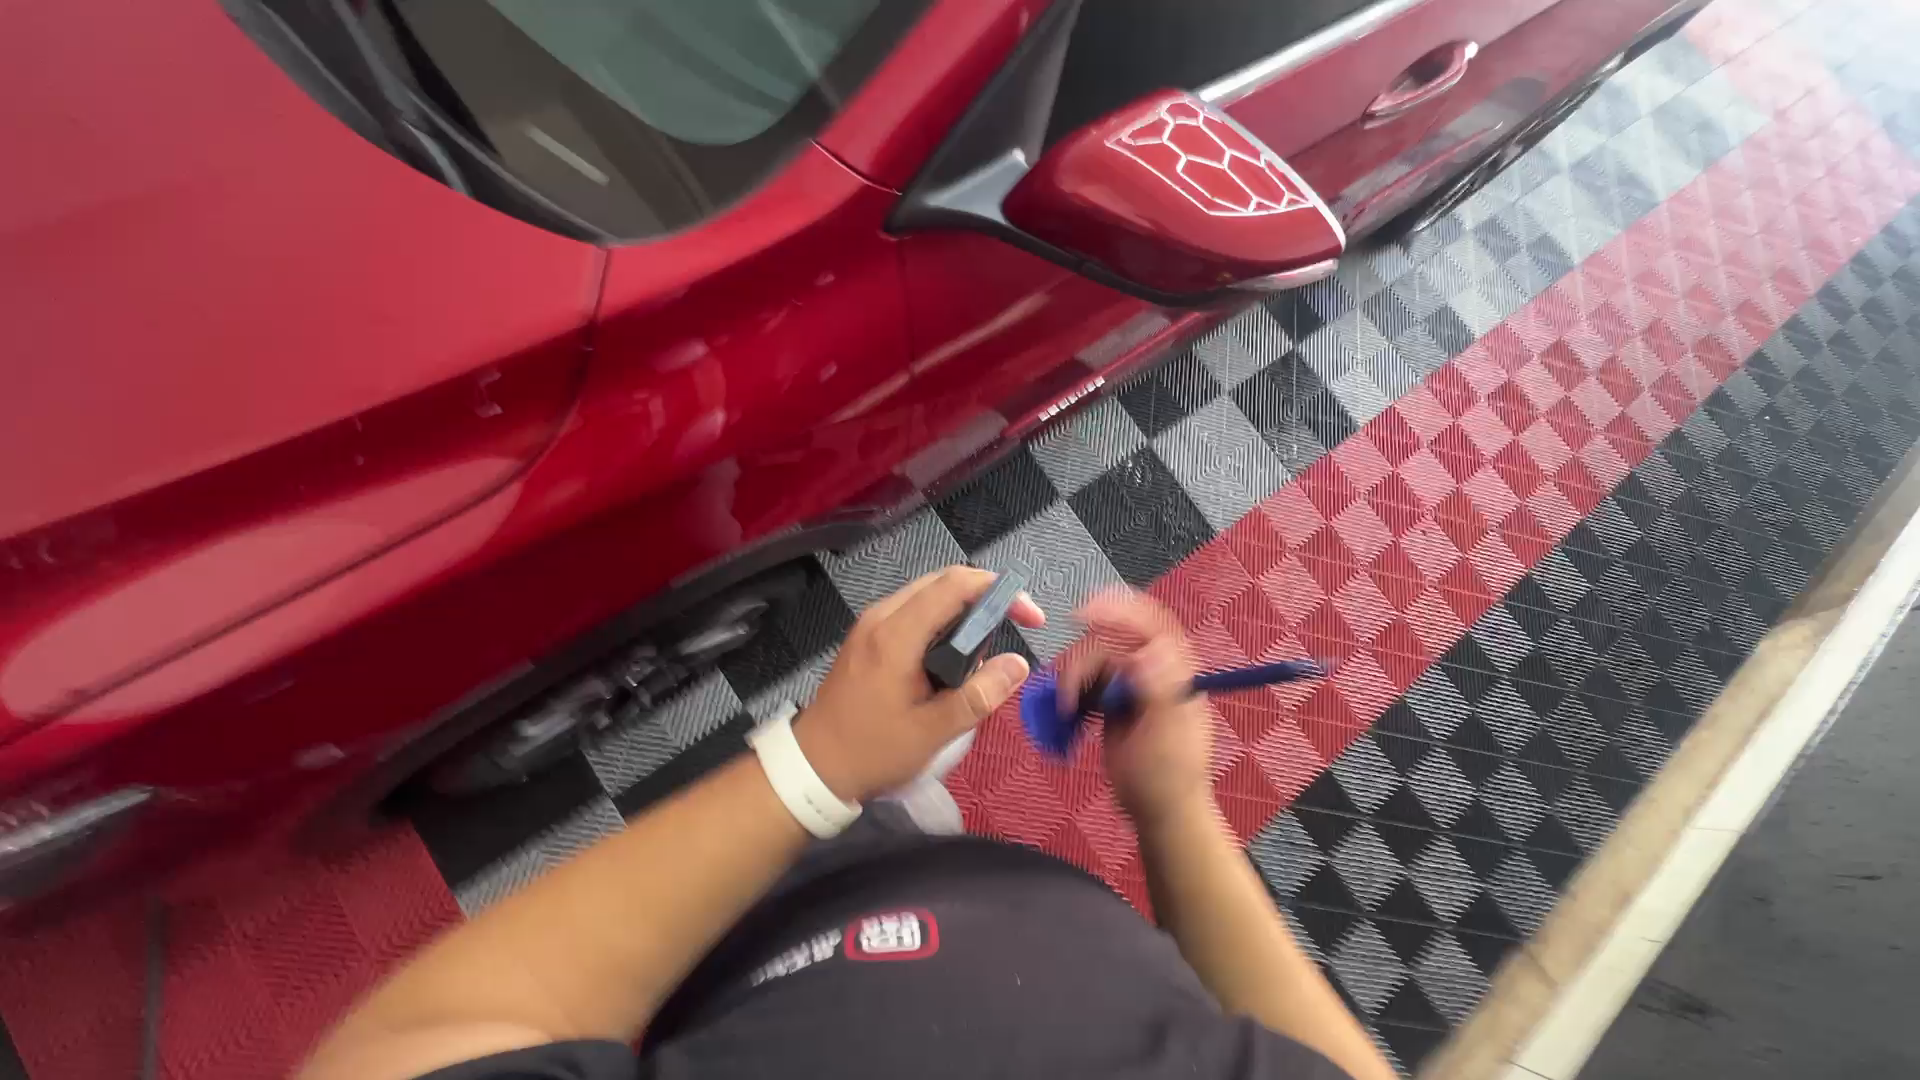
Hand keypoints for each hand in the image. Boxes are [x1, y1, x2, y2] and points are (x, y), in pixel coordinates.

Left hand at [793, 566, 1044, 802]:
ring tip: (983, 651)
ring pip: (927, 596)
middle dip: (985, 597)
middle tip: (1014, 628)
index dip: (998, 589)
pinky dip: (941, 622)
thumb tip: (1018, 664)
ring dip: (962, 611)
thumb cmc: (871, 750)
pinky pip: (913, 612)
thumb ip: (978, 695)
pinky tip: (952, 657)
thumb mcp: (932, 732)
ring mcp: (871, 624)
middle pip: (942, 582)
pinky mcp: (867, 637)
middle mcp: (881, 617)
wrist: (813, 767)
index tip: (1028, 615)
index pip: (954, 585)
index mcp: (896, 634)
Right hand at [1060, 589, 1212, 826]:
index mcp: (1175, 673)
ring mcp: (1132, 684)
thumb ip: (1161, 692)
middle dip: (1083, 661)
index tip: (1085, 613)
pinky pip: (1086, 679)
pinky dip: (1071, 690)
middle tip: (1068, 694)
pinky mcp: (1113, 699)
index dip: (1120, 609)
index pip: (1151, 624)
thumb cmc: (1170, 780)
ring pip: (1094, 658)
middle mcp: (1153, 671)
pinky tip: (1068, 712)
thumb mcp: (1167, 737)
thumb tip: (1150, 652)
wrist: (1157, 812)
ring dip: (1073, 678)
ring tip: (1067, 710)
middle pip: (1111, 640)